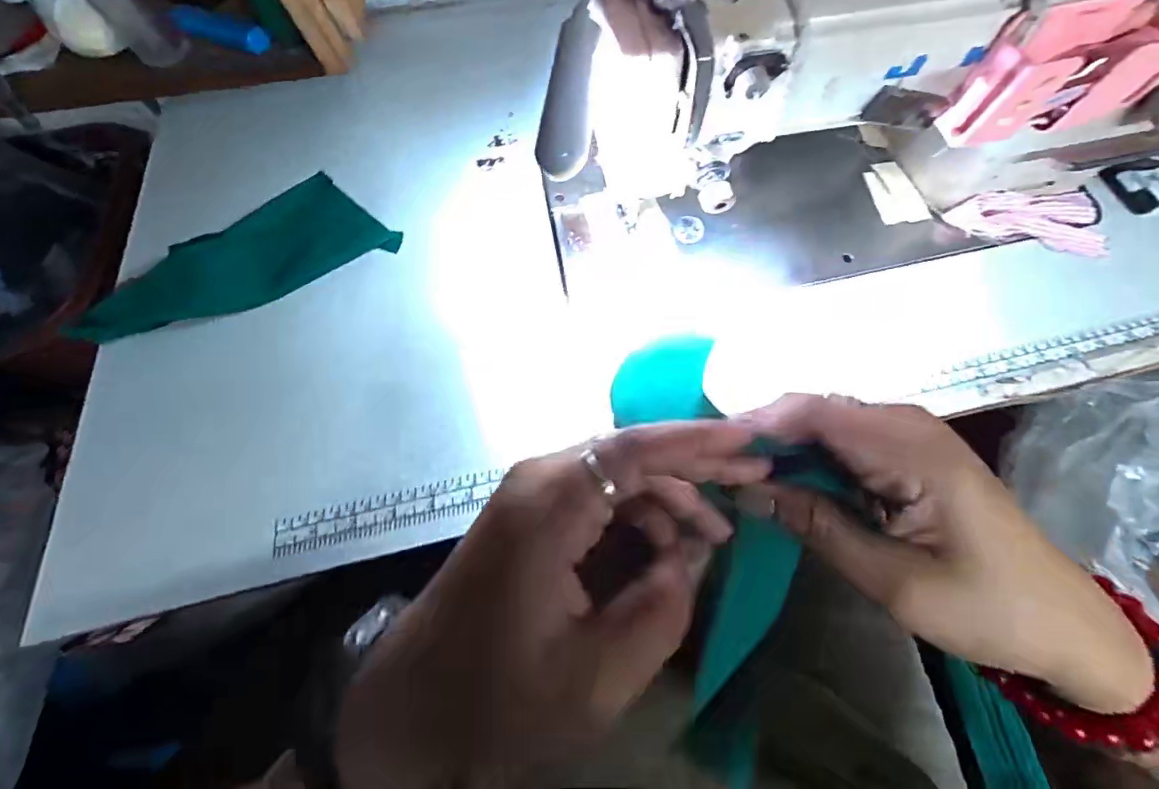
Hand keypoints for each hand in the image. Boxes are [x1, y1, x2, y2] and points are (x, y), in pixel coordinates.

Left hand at [334, 424, 770, 787]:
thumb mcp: (596, 675)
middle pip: (633, 452)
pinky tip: (668, 548)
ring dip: (671, 497)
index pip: (636, 448)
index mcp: (550, 506)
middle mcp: (539, 480)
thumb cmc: (497, 701)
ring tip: (716, 535)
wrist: (404, 718)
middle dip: (697, 465)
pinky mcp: (531, 514)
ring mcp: (531, 493)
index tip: (750, 440)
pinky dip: (641, 514)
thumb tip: (694, 553)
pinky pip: (600, 495)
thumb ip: (663, 607)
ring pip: (620, 473)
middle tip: (754, 478)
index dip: (698, 440)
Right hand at [733, 394, 1154, 714]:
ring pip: (829, 423)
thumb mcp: (895, 580)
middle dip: (765, 434)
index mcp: (911, 445)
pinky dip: (814, 458)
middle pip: (818, 409)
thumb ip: (820, 526)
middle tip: (716, 469)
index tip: (711, 452)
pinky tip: (787, 480)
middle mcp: (908, 422)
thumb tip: (750, 490)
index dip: (759, 424)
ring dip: (786, 447)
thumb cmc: (987, 607)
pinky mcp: (912, 451)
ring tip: (739, 475)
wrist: (1063, 620)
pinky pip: (849, 440)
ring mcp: (912, 432)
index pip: (816, 411)